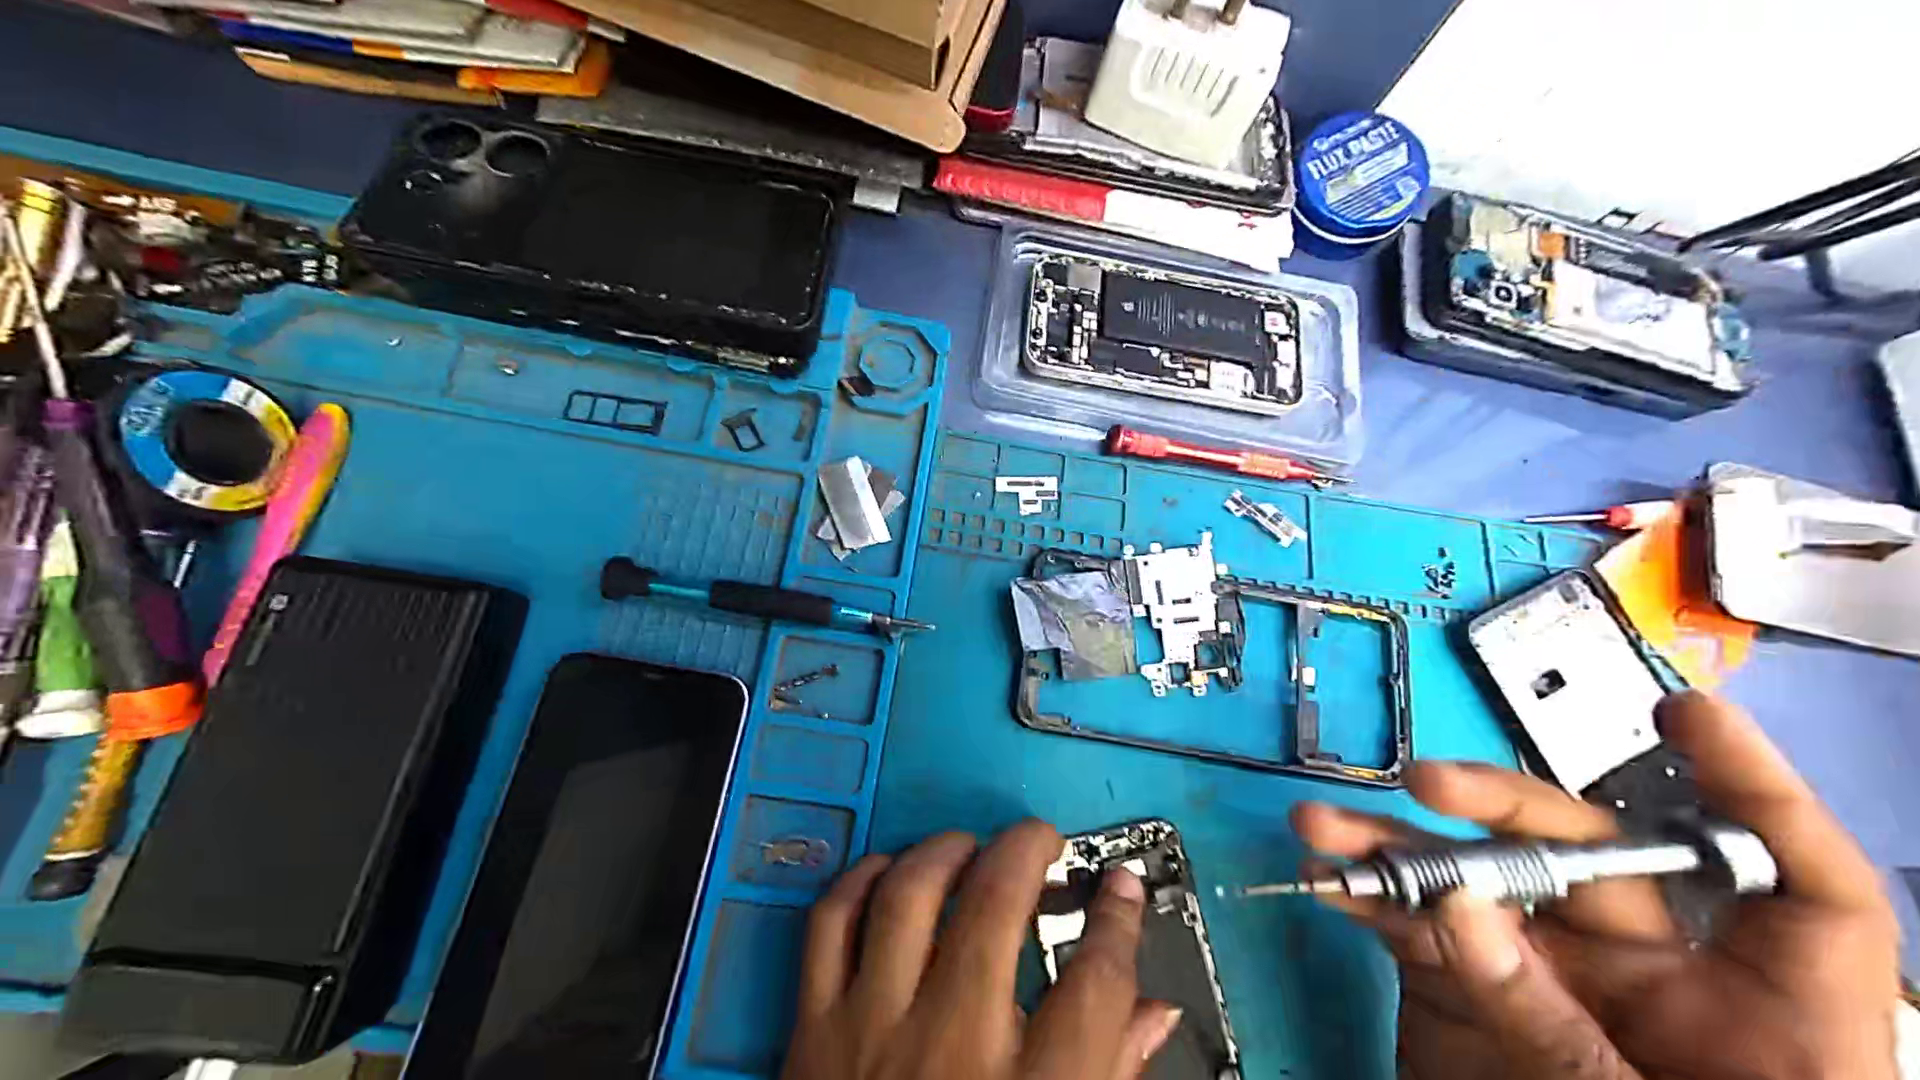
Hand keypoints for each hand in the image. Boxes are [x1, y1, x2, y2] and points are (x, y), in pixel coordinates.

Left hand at [783, 820, 1183, 1079]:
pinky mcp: (812, 1029)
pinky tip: (889, 870)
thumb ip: (1110, 1076)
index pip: (1095, 987)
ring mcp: (872, 1030)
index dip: (1118, 922)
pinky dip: (859, 880)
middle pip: (994, 906)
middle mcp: (951, 1047)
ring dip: (944, 851)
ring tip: (969, 847)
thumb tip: (1156, 1009)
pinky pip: (830, 924)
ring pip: (908, 897)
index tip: (1122, 883)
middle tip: (1041, 839)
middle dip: (1025, 851)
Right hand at [1292, 691, 1900, 1079]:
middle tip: (1430, 783)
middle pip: (1580, 851)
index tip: (1688, 715)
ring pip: (1467, 877)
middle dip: (1499, 805)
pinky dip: (1363, 898)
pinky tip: (1326, 879)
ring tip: (1324, 824)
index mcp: (1755, 1013)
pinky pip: (1409, 923)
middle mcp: (1643, 970)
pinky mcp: (1463, 982)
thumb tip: (1462, 908)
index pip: (1789, 884)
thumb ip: (1548, 1018)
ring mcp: (1539, 969)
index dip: (1755, 791)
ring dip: (1389, 843)